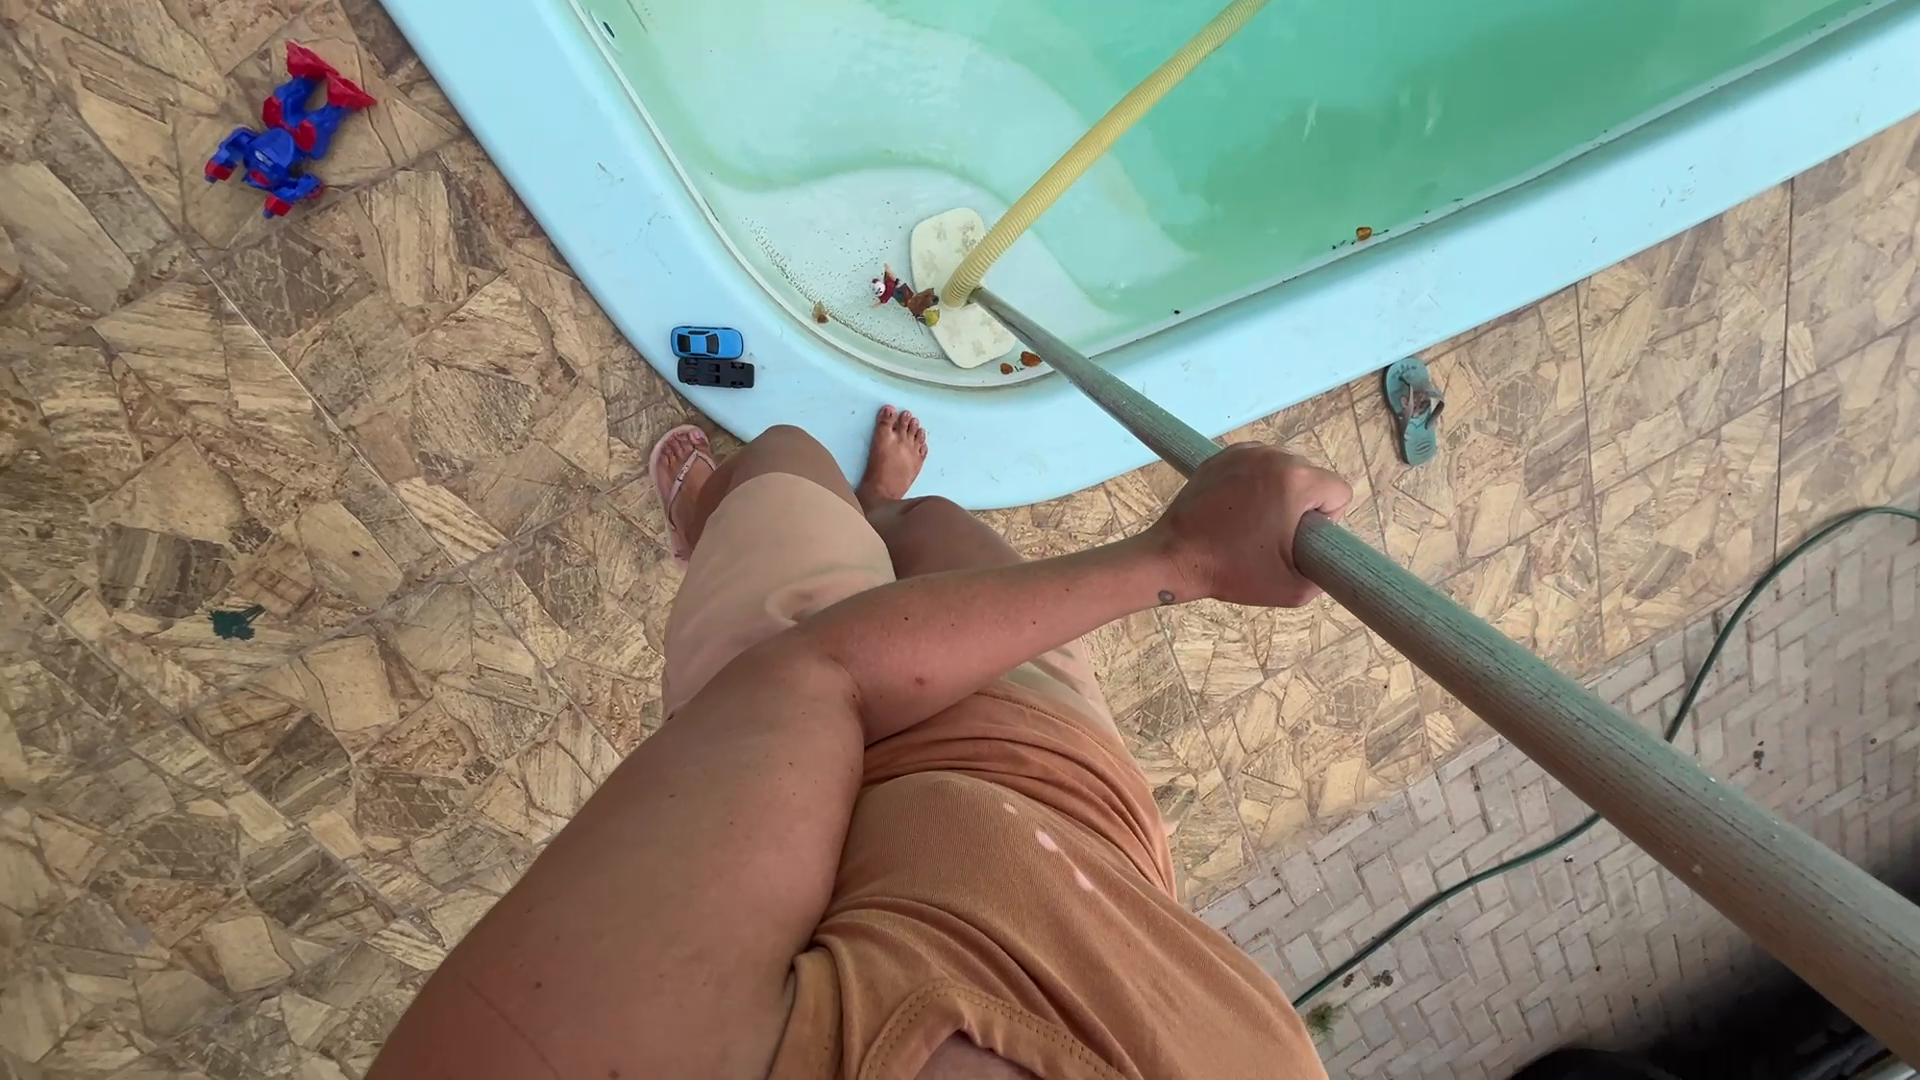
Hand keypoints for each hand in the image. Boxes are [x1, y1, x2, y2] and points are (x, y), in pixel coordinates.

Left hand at [1147, 443, 1352, 606]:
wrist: (1174, 557)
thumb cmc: (1230, 572)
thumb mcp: (1293, 589)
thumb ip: (1326, 574)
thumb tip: (1329, 557)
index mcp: (1295, 480)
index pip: (1338, 492)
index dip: (1325, 521)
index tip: (1296, 539)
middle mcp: (1272, 456)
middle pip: (1311, 478)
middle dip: (1300, 505)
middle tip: (1270, 534)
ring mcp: (1244, 451)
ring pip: (1284, 469)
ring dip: (1278, 492)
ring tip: (1251, 522)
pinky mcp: (1221, 455)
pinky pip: (1256, 465)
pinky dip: (1254, 482)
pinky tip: (1238, 507)